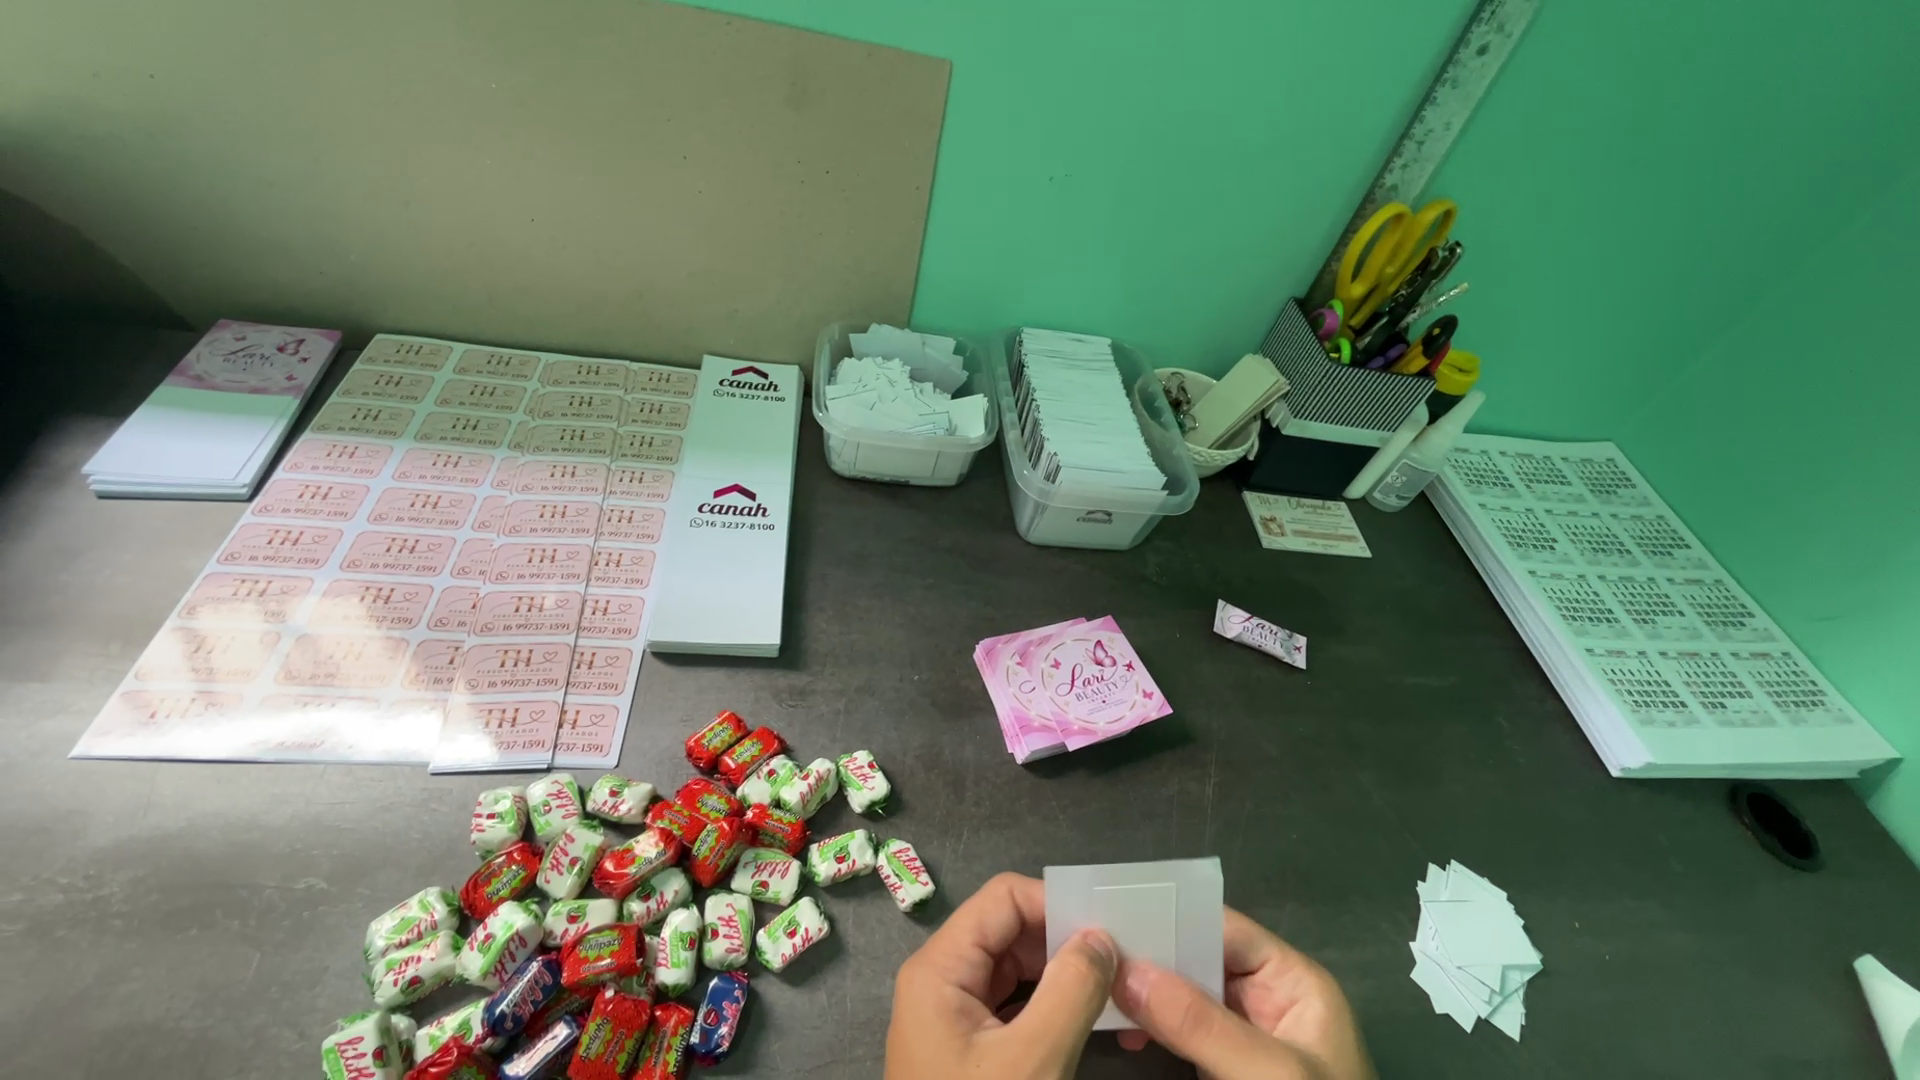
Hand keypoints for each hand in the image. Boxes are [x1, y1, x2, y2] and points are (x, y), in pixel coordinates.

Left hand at [886, 872, 1117, 1079]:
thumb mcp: (1032, 1062)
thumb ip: (1070, 991)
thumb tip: (1101, 936)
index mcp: (941, 966)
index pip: (1003, 899)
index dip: (1055, 902)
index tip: (1109, 924)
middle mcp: (943, 977)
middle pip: (1009, 929)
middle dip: (1065, 939)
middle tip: (1123, 958)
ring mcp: (954, 1011)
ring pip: (1016, 967)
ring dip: (1064, 973)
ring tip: (1118, 986)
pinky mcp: (969, 1043)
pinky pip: (1015, 1003)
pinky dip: (1053, 1004)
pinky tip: (1094, 1017)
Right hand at [1112, 907, 1372, 1079]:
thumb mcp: (1271, 1073)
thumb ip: (1202, 1024)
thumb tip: (1125, 972)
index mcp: (1293, 981)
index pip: (1223, 929)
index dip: (1169, 918)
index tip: (1112, 916)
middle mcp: (1267, 999)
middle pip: (1198, 959)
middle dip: (1149, 958)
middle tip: (1091, 952)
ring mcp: (1246, 1037)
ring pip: (1184, 997)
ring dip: (1143, 996)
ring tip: (1097, 992)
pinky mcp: (1226, 1071)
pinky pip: (1182, 1034)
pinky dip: (1151, 1030)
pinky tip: (1121, 1034)